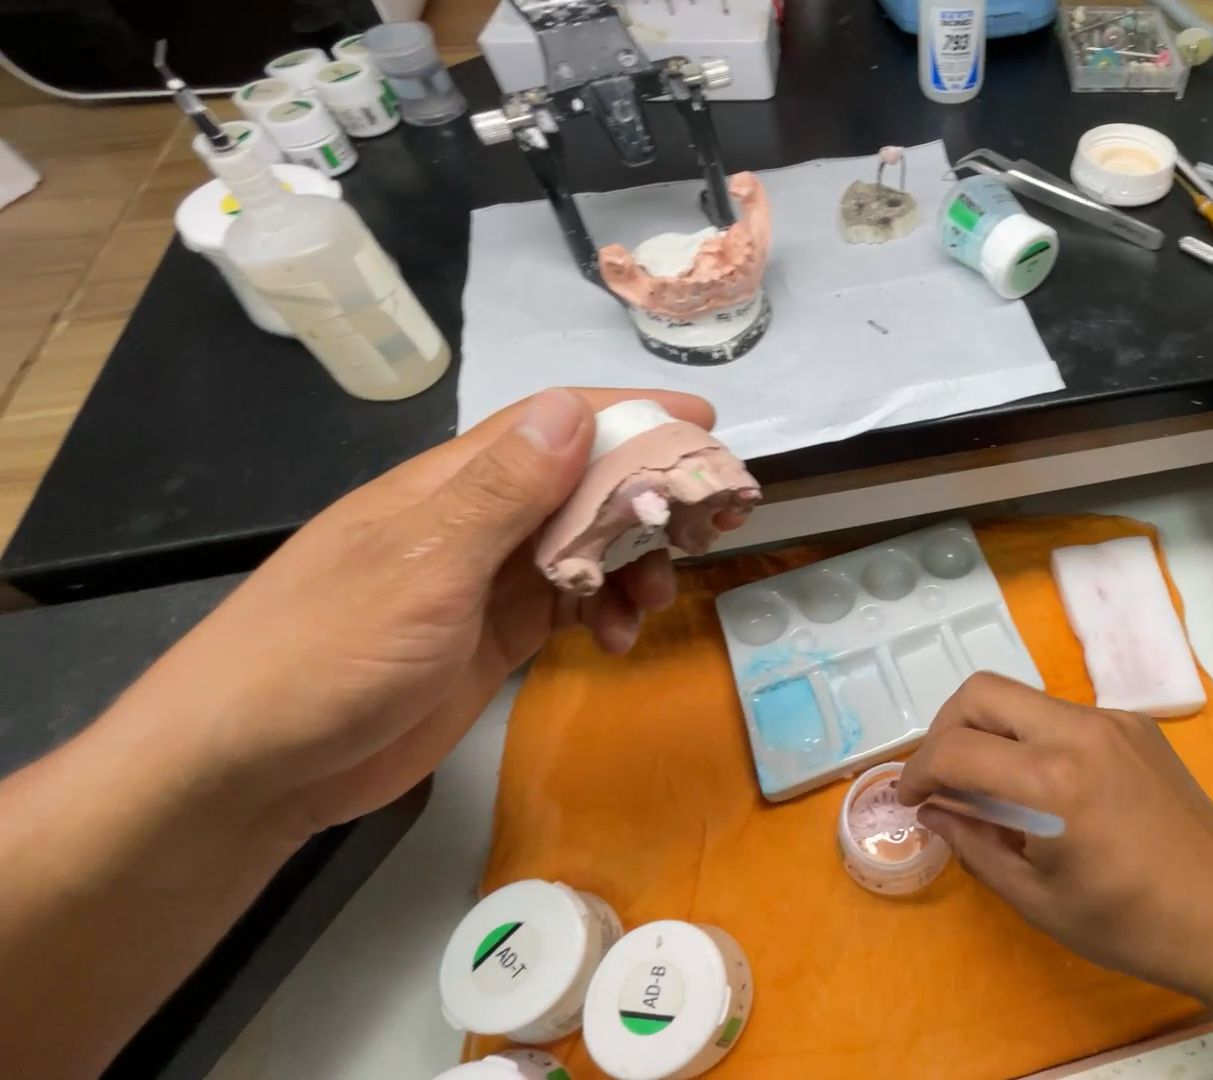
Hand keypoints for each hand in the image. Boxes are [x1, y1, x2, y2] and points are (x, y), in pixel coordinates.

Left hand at [114, 388, 740, 839]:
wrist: (250, 774)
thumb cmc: (325, 657)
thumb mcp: (422, 568)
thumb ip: (501, 492)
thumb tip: (570, 409)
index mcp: (455, 487)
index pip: (556, 427)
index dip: (631, 414)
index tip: (704, 419)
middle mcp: (481, 522)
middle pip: (587, 487)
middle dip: (654, 498)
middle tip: (714, 521)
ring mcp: (491, 579)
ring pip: (591, 548)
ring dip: (637, 565)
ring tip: (659, 597)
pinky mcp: (500, 631)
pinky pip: (576, 604)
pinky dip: (609, 614)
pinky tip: (618, 640)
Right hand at [897, 674, 1212, 1001]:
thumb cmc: (1131, 924)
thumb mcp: (1037, 900)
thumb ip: (974, 845)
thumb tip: (932, 810)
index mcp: (1055, 782)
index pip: (957, 748)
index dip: (918, 770)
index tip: (910, 797)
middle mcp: (1082, 732)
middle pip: (983, 691)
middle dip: (946, 727)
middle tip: (943, 775)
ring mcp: (1113, 720)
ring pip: (1024, 698)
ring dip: (992, 730)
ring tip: (992, 783)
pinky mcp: (1134, 723)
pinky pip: (1063, 715)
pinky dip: (1035, 737)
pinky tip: (1049, 785)